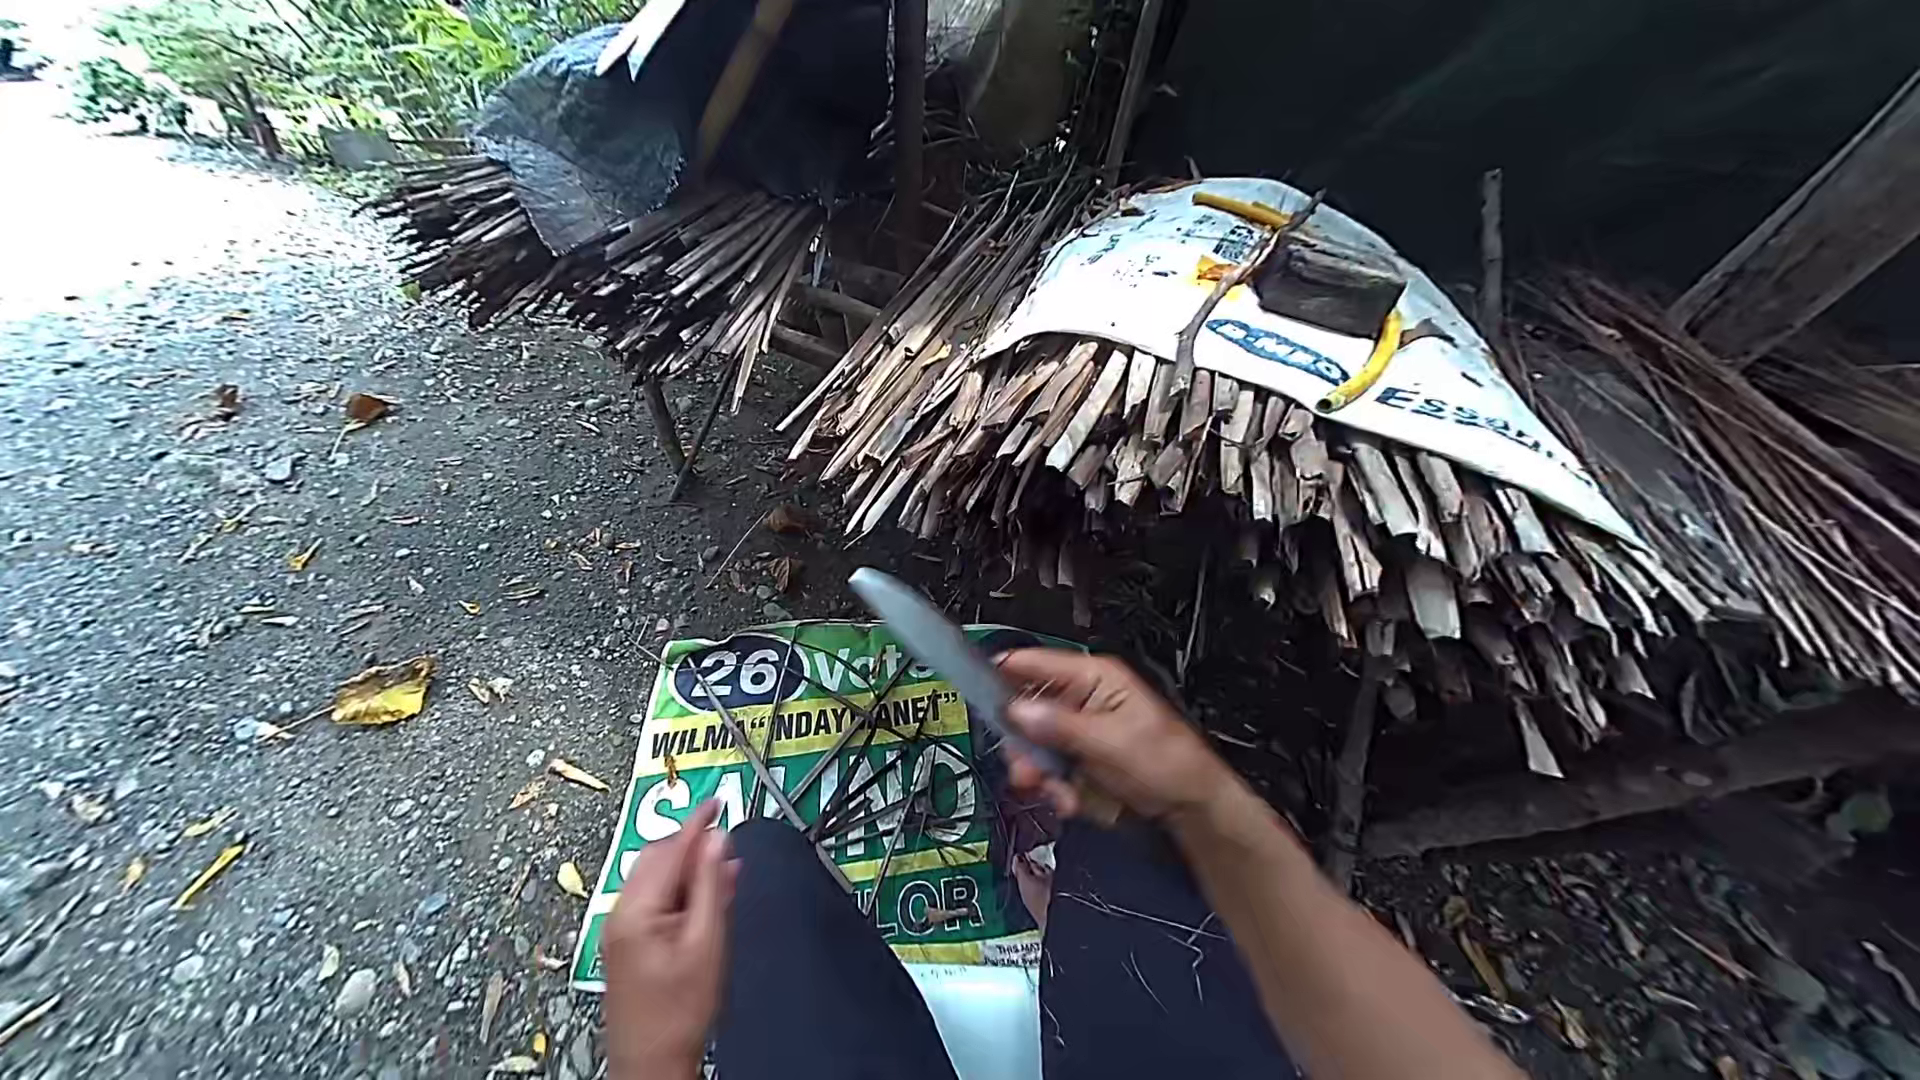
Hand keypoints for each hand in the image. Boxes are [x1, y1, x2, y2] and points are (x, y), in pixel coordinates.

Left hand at [603, 800, 736, 1079]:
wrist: (653, 1062)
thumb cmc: (679, 1010)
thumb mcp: (707, 938)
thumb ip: (713, 883)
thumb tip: (718, 840)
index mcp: (637, 910)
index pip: (672, 847)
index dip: (699, 820)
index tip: (718, 801)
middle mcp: (621, 913)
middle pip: (660, 856)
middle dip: (694, 845)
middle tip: (725, 843)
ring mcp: (621, 928)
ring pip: (658, 874)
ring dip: (690, 867)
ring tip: (722, 870)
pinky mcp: (627, 940)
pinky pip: (655, 895)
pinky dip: (681, 886)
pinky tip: (706, 894)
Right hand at [997, 649, 1237, 824]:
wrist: (1192, 807)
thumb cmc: (1166, 761)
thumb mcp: (1110, 741)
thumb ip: (1059, 725)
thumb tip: (1016, 709)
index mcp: (1094, 677)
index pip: (1038, 663)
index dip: (1005, 672)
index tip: (975, 688)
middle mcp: (1081, 697)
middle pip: (1028, 708)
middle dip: (1023, 742)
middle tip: (1024, 769)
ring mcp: (1078, 728)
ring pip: (1035, 741)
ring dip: (1038, 770)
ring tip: (1054, 792)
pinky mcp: (1079, 756)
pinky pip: (1049, 765)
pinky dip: (1053, 785)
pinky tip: (1069, 800)